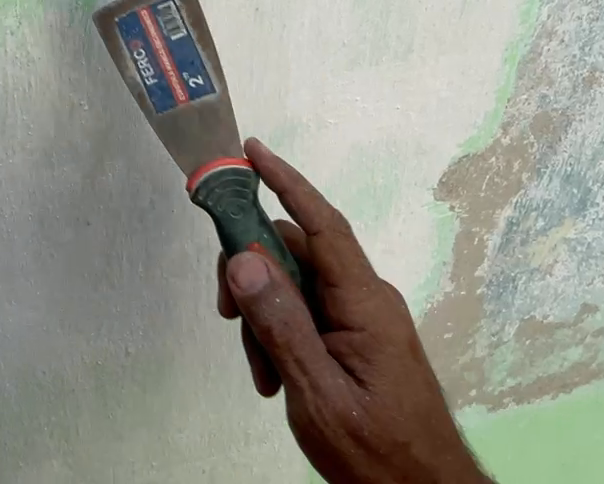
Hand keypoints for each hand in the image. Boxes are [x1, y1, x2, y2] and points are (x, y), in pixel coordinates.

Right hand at [216, 139, 492, 483]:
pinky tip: (273, 377)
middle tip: (225, 315)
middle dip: (251, 274)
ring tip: (261, 373)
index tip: (251, 149)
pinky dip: (278, 333)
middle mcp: (365, 297)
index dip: (286, 182)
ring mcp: (361, 317)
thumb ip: (279, 324)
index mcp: (365, 302)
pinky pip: (304, 311)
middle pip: (294, 252)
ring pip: (292, 284)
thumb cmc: (378, 454)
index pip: (321, 224)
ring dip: (263, 316)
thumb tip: (241, 258)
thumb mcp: (318, 394)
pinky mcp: (355, 337)